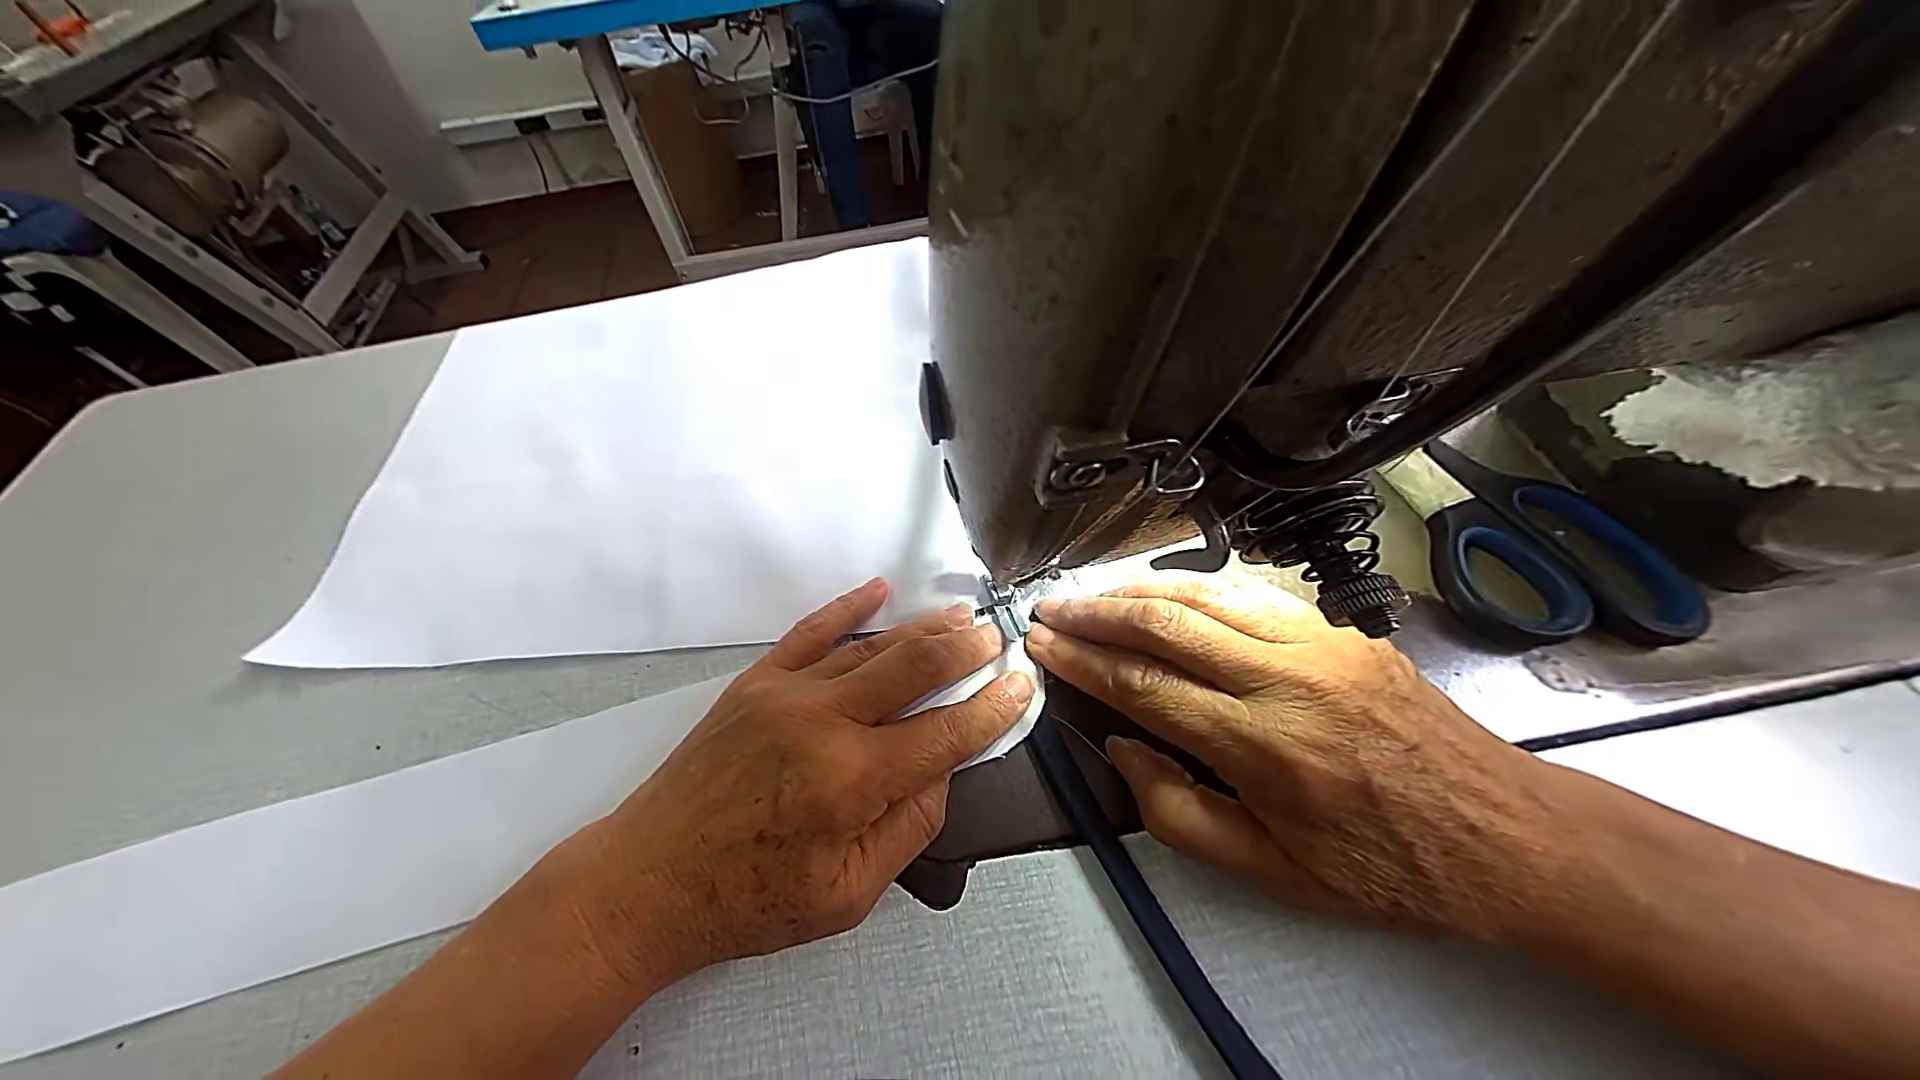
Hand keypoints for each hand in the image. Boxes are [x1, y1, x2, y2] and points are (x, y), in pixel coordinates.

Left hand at [576, 578, 1031, 987]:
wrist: (645, 880)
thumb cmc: (749, 900)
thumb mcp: (848, 894)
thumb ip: (909, 827)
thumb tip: (941, 769)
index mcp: (853, 781)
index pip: (946, 734)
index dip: (993, 709)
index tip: (1021, 687)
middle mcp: (825, 723)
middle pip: (915, 668)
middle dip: (965, 649)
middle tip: (995, 637)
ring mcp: (787, 693)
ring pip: (872, 647)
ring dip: (923, 629)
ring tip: (959, 616)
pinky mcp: (755, 682)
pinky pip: (810, 631)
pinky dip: (847, 607)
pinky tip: (877, 590)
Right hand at [1025, 580, 1562, 940]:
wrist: (1509, 836)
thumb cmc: (1392, 867)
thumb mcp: (1271, 873)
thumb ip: (1176, 812)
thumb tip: (1124, 749)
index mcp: (1265, 746)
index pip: (1142, 685)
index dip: (1082, 662)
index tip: (1045, 647)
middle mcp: (1288, 679)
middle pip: (1164, 623)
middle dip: (1094, 612)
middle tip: (1052, 610)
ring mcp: (1319, 643)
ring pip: (1203, 593)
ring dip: (1136, 590)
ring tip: (1093, 596)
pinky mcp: (1339, 630)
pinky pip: (1248, 594)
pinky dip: (1193, 586)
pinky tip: (1164, 591)